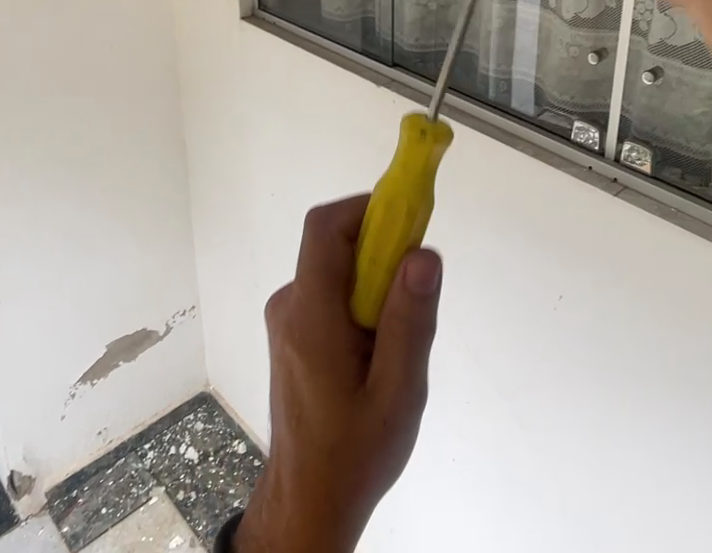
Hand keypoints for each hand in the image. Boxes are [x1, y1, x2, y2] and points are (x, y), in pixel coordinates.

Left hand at [234, 196, 441, 552]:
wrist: (308, 502)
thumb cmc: (354, 453)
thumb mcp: (397, 392)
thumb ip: (410, 321)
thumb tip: (423, 254)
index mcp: (310, 314)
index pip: (326, 228)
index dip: (367, 208)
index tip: (410, 222)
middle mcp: (290, 306)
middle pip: (334, 246)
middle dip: (382, 251)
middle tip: (418, 293)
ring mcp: (288, 320)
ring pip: (337, 271)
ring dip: (375, 284)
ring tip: (399, 342)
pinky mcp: (294, 334)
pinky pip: (331, 294)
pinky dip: (361, 303)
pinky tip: (379, 354)